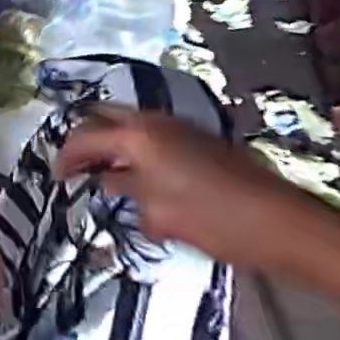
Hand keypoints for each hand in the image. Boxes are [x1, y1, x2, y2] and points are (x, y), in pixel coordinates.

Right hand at [57, 104, 339, 291]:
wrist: (282, 221)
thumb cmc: (215, 220)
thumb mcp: (159, 213)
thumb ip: (126, 193)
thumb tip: (110, 183)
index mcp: (137, 136)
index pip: (86, 137)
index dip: (66, 156)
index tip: (56, 176)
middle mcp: (153, 120)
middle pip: (104, 117)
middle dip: (85, 138)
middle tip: (75, 165)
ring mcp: (177, 125)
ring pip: (128, 123)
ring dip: (110, 140)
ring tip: (100, 170)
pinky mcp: (196, 137)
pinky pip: (150, 133)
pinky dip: (133, 146)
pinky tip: (135, 173)